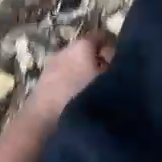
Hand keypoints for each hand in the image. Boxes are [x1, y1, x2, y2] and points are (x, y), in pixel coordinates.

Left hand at [0, 36, 113, 161]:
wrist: (39, 125)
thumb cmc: (78, 98)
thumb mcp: (107, 81)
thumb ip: (116, 68)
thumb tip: (120, 65)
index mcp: (83, 43)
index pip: (104, 36)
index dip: (115, 48)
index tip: (122, 65)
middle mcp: (66, 49)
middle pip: (88, 50)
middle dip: (98, 62)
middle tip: (109, 81)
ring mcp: (51, 65)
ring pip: (74, 65)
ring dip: (83, 75)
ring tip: (92, 94)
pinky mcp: (41, 84)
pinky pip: (63, 78)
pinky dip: (70, 86)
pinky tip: (74, 102)